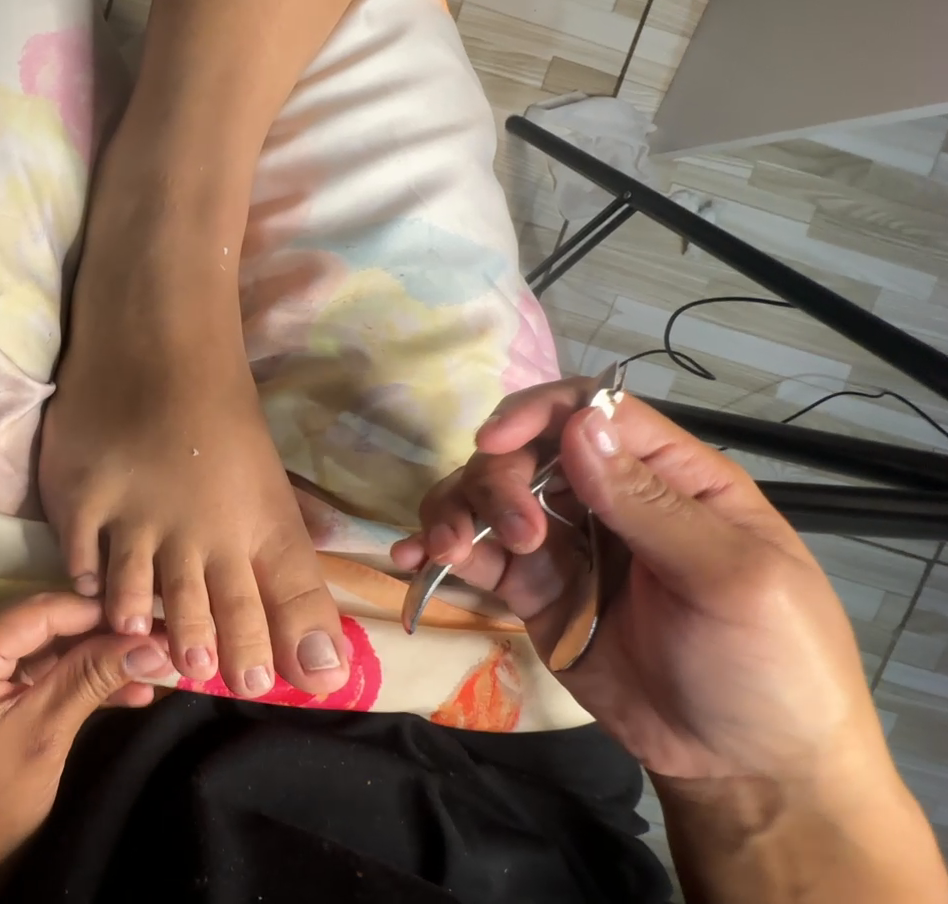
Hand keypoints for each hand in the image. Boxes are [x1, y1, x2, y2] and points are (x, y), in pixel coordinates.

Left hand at [0, 593, 172, 902]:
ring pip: (41, 638)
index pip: (38, 611)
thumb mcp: (44, 736)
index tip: (155, 621)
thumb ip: (92, 677)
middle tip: (159, 641)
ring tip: (152, 665)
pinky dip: (70, 670)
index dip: (99, 612)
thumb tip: (152, 643)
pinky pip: (30, 658)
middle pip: (40, 620)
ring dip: (93, 654)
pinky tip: (122, 682)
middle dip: (101, 633)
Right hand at [40, 326, 351, 698]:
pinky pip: (81, 553)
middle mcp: (196, 529)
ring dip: (149, 621)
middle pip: (206, 604)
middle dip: (217, 648)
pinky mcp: (81, 497)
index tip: (276, 688)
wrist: (155, 346)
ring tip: (152, 649)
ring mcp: (133, 514)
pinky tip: (87, 594)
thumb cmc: (220, 412)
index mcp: (249, 522)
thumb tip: (319, 644)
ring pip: (140, 588)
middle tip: (214, 680)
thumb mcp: (272, 486)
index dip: (277, 647)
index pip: (271, 601)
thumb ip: (289, 564)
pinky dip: (85, 576)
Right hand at [395, 379, 947, 900]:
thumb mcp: (732, 580)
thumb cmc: (769, 666)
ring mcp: (561, 543)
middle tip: (513, 538)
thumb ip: (651, 502)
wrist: (739, 766)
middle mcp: (605, 499)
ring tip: (445, 550)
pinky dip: (432, 547)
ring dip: (453, 510)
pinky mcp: (527, 587)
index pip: (592, 413)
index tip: (492, 443)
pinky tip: (412, 560)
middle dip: (495, 483)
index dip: (536, 414)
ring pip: (483, 495)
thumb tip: (580, 422)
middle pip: (522, 453)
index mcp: (671, 480)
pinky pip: (470, 551)